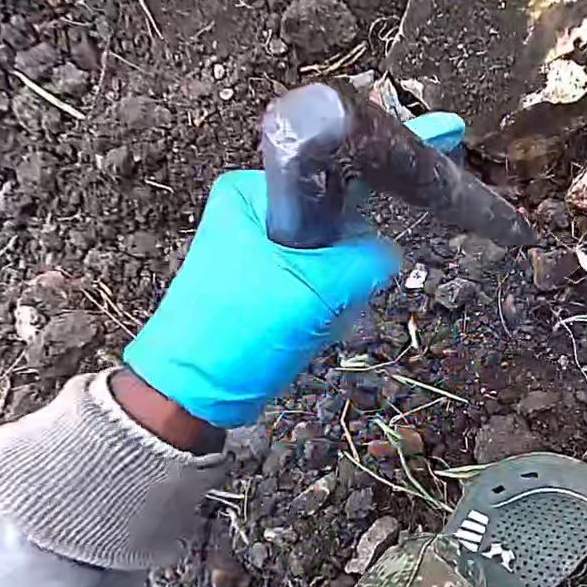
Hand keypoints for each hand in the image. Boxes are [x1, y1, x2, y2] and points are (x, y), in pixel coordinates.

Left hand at [124, 171, 397, 427]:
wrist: (195, 393)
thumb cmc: (236, 333)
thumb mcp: (313, 290)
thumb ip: (365, 262)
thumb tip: (391, 253)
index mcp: (247, 195)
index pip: (327, 194)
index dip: (347, 231)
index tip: (345, 265)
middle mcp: (249, 216)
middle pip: (330, 233)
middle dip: (339, 274)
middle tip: (325, 303)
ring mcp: (257, 253)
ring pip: (326, 265)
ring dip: (332, 299)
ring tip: (313, 322)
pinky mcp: (265, 285)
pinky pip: (313, 288)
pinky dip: (320, 311)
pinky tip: (308, 330)